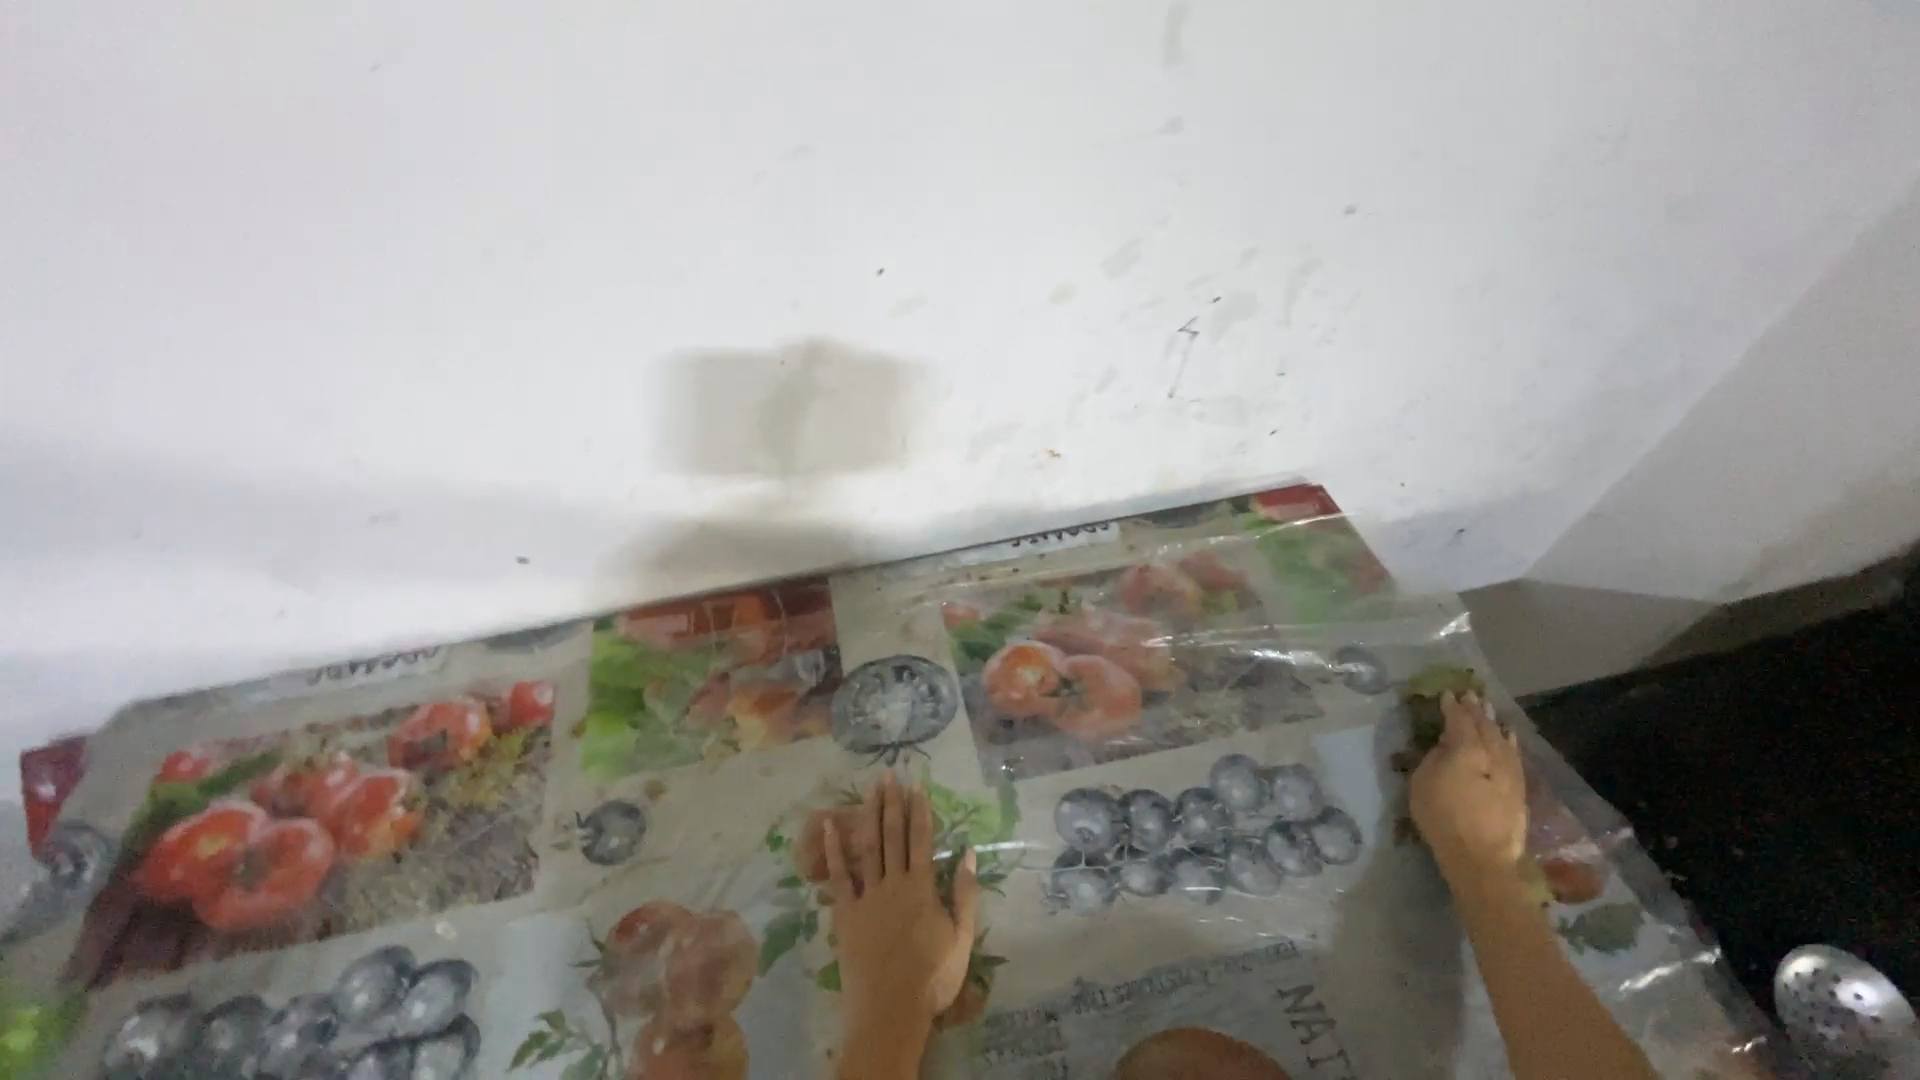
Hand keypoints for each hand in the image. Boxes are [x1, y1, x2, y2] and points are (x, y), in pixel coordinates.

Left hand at [826, 774, 979, 1076]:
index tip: (918, 785)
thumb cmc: (933, 977)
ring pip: (868, 847)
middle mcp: (894, 882)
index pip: (922, 840)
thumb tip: (969, 852)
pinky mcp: (846, 913)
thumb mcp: (963, 937)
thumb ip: (965, 893)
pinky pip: (839, 875)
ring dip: (869, 815)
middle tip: (889, 774)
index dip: (920, 811)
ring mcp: (867, 896)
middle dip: (892, 803)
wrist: (891, 1010)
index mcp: (923, 887)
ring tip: (870, 789)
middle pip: (893, 835)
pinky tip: (827, 826)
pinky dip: (833, 849)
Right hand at [1409, 691, 1525, 883]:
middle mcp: (1493, 755)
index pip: (1459, 720)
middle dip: (1476, 710)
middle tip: (1471, 695)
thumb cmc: (1442, 817)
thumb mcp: (1423, 782)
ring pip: (1503, 739)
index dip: (1453, 706)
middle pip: (1484, 726)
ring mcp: (1510, 773)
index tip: (1447, 693)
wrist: (1480, 857)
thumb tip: (1448, 744)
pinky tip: (1509, 738)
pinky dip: (1510, 743)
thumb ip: (1435, 756)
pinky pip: (1514, 755)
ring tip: (1489, 711)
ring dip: (1494, 723)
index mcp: (1467, 750)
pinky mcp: (1519, 790)